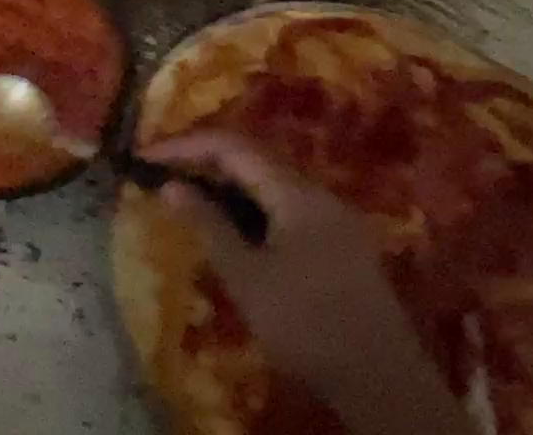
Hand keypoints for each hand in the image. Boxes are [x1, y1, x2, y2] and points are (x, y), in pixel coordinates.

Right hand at [144, 132, 474, 434]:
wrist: (386, 387)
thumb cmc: (307, 326)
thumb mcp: (246, 276)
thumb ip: (208, 224)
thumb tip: (171, 185)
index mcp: (296, 194)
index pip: (232, 147)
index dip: (185, 146)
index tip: (146, 157)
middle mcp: (319, 195)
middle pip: (253, 159)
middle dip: (204, 160)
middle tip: (163, 172)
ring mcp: (335, 220)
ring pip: (270, 183)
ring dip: (226, 183)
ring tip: (188, 196)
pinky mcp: (340, 245)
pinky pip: (285, 206)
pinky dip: (249, 205)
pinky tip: (231, 226)